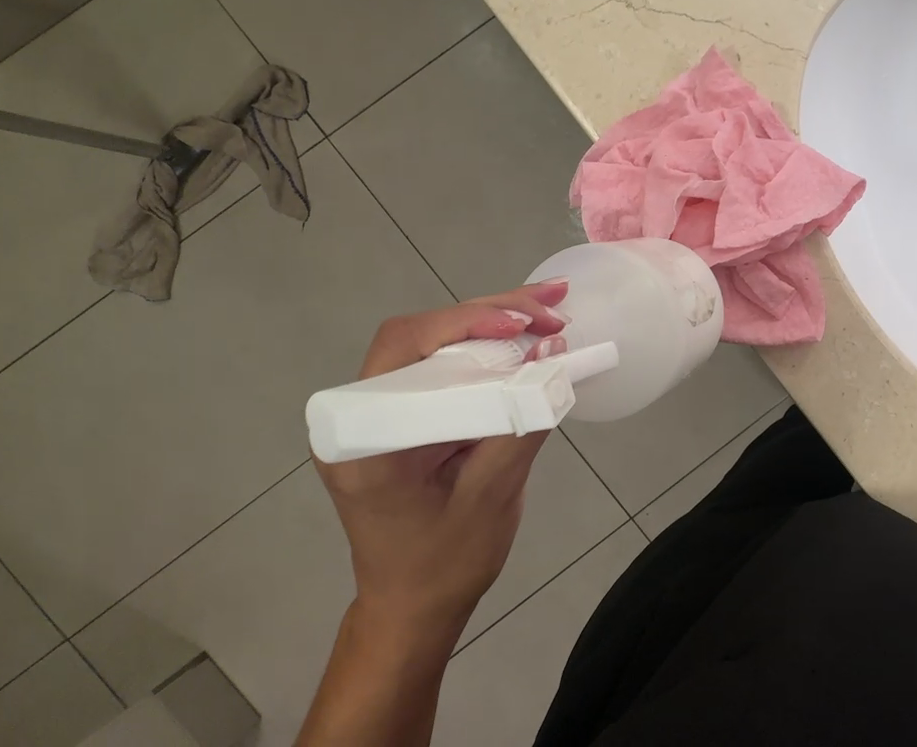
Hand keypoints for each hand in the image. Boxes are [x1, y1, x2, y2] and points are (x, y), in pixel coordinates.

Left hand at [316, 280, 570, 633]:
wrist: (415, 608)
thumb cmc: (447, 560)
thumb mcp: (492, 493)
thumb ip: (522, 418)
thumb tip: (554, 350)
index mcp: (364, 436)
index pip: (404, 347)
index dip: (463, 324)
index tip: (521, 326)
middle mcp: (362, 414)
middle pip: (424, 335)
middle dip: (492, 314)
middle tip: (555, 308)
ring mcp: (383, 412)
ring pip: (438, 343)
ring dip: (497, 323)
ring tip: (554, 309)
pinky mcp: (407, 416)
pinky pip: (447, 366)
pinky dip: (492, 348)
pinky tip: (533, 335)